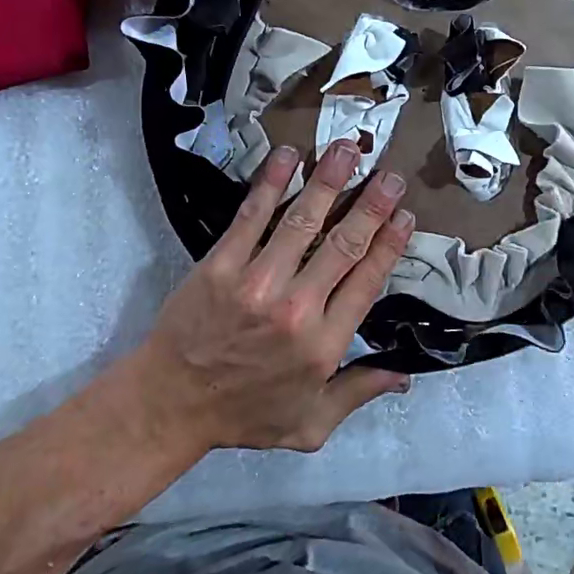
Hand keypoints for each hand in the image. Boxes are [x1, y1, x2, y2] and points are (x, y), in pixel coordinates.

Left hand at [125, 139, 415, 454]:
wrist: (168, 405)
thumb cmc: (244, 414)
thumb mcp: (309, 424)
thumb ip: (358, 393)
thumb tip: (405, 376)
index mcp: (323, 345)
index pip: (367, 280)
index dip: (390, 244)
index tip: (406, 215)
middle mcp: (296, 309)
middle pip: (344, 245)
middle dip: (371, 205)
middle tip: (391, 176)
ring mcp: (256, 283)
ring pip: (302, 222)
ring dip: (329, 182)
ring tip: (349, 149)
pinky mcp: (220, 265)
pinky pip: (251, 217)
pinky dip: (271, 184)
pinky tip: (289, 156)